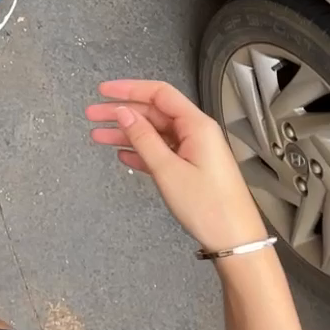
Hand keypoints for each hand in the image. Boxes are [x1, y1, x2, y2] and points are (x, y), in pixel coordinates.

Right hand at [86, 79, 267, 251]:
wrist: (235, 241)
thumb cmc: (210, 207)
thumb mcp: (168, 170)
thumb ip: (143, 138)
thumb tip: (123, 113)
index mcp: (197, 125)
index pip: (159, 93)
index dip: (129, 89)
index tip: (104, 91)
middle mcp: (197, 132)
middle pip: (153, 112)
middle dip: (121, 112)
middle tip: (93, 114)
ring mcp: (194, 150)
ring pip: (154, 132)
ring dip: (126, 132)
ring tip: (98, 135)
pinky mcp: (191, 167)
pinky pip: (161, 150)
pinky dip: (140, 150)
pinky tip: (123, 154)